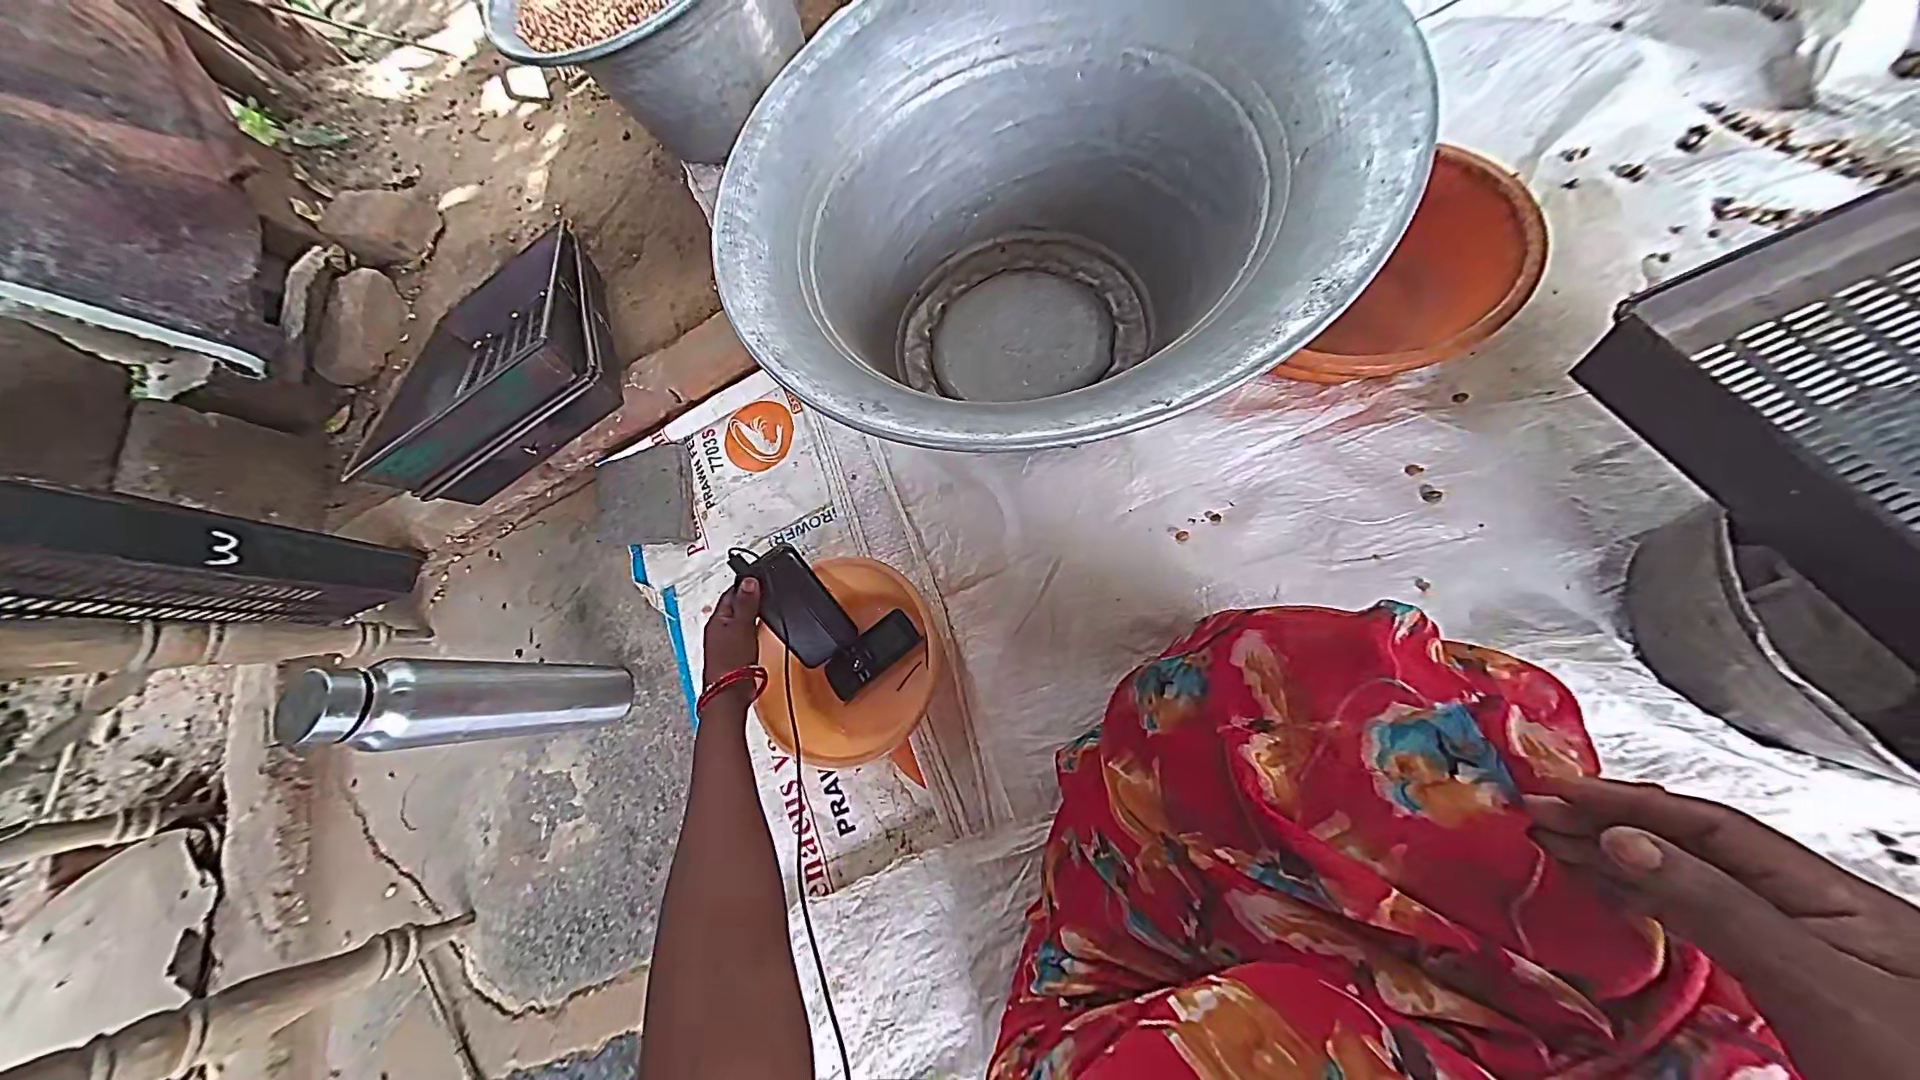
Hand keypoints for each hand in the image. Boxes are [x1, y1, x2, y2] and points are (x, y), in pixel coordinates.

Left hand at [703, 577, 762, 686]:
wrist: (730, 692)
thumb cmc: (730, 662)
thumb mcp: (742, 627)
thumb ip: (746, 603)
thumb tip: (749, 582)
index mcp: (717, 620)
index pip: (730, 593)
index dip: (744, 584)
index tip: (756, 577)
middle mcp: (719, 630)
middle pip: (734, 606)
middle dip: (746, 596)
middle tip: (760, 588)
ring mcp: (726, 643)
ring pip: (739, 620)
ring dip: (749, 612)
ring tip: (760, 605)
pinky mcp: (735, 654)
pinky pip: (744, 634)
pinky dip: (752, 627)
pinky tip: (758, 630)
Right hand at [1525, 775, 1919, 1079]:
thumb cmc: (1910, 1069)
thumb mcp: (1811, 983)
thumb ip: (1716, 905)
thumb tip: (1621, 839)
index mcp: (1837, 897)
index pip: (1712, 825)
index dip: (1631, 801)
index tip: (1560, 789)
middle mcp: (1815, 910)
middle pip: (1693, 846)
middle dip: (1608, 822)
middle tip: (1535, 810)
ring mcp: (1798, 944)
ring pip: (1686, 879)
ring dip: (1612, 855)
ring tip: (1550, 840)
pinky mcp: (1780, 976)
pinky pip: (1693, 916)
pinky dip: (1637, 894)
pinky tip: (1601, 886)